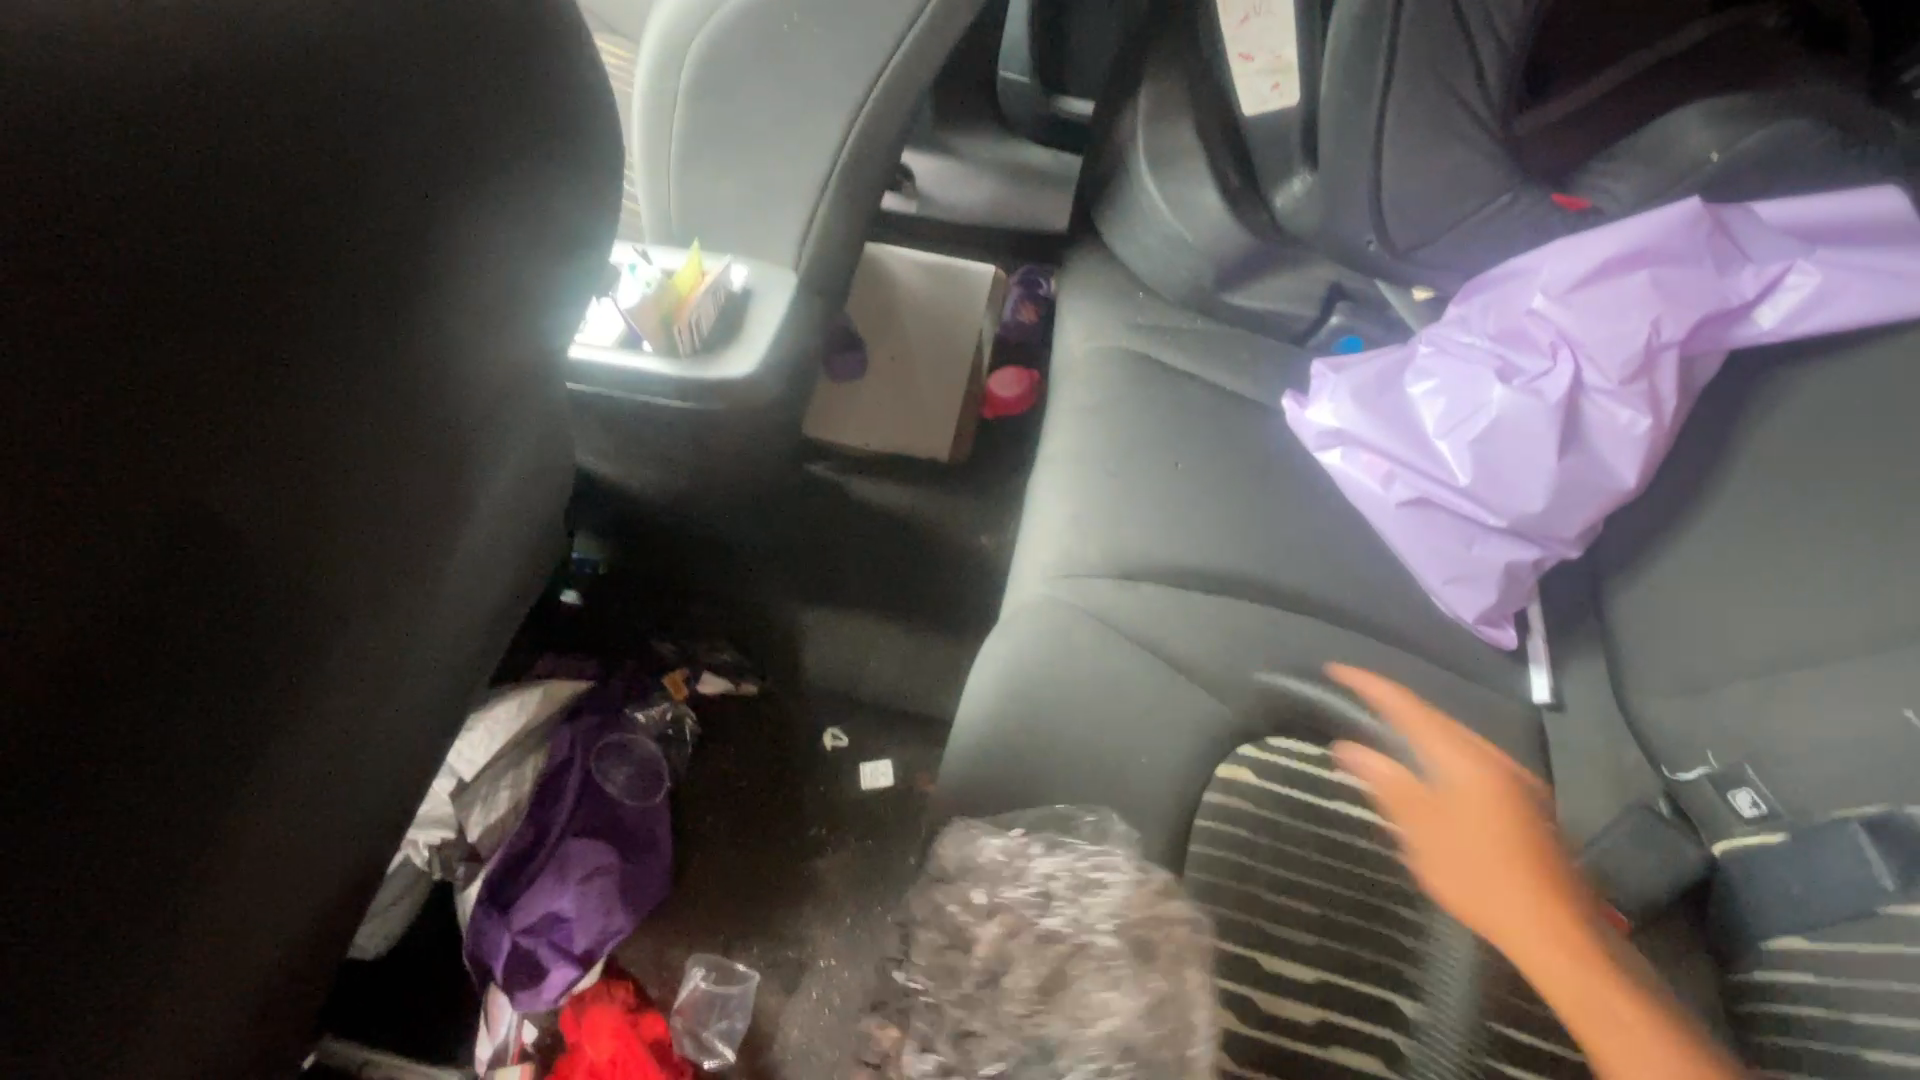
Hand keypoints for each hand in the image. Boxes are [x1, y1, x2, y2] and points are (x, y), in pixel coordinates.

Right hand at [1326, 663, 1589, 957]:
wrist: (1555, 929)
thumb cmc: (1478, 876)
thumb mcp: (1419, 831)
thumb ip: (1385, 782)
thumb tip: (1349, 747)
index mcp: (1463, 758)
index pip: (1407, 707)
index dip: (1370, 686)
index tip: (1337, 670)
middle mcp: (1492, 758)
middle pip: (1435, 719)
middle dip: (1395, 706)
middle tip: (1357, 698)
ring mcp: (1514, 780)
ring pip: (1456, 740)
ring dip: (1419, 731)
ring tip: (1384, 730)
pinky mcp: (1525, 802)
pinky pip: (1471, 760)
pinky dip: (1440, 754)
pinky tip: (1428, 771)